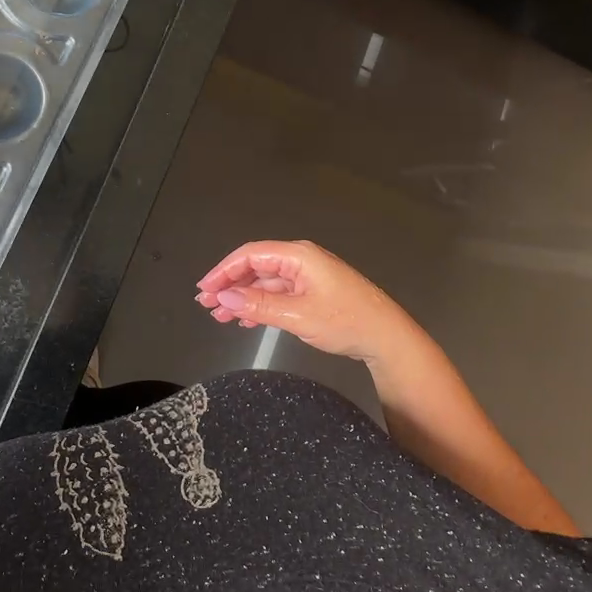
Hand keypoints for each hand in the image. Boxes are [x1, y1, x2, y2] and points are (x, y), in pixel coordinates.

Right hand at [194, 240, 418, 362]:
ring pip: (266, 282)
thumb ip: (259, 305)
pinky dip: (260, 305)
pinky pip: (278, 293)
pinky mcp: (313, 292)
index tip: (204, 289)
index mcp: (298, 256)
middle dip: (230, 285)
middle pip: (256, 266)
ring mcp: (308, 276)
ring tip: (220, 316)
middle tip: (206, 304)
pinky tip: (246, 319)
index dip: (224, 270)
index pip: (251, 255)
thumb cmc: (345, 321)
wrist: (386, 337)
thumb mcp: (298, 316)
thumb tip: (224, 297)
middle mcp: (301, 260)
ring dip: (243, 297)